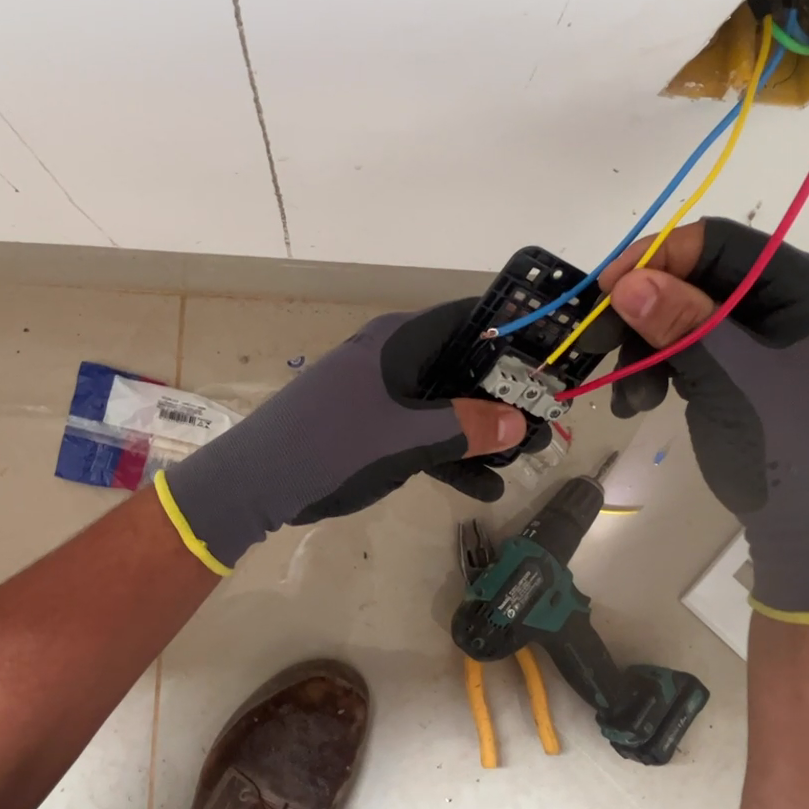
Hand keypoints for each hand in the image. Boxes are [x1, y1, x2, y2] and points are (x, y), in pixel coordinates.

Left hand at [160, 302, 531, 569]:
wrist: (258, 481)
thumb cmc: (332, 442)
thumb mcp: (405, 437)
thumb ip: (465, 427)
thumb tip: (521, 423)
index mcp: (398, 341)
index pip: (467, 320)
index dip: (511, 336)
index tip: (550, 358)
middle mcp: (393, 362)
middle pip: (461, 368)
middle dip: (504, 396)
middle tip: (548, 419)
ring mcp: (382, 399)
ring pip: (445, 408)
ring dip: (483, 433)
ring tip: (529, 456)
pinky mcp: (372, 432)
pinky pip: (423, 437)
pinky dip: (451, 457)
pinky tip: (486, 488)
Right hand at [600, 218, 808, 622]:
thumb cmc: (787, 445)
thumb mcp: (735, 379)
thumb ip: (685, 324)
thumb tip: (627, 281)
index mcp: (802, 284)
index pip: (717, 242)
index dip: (656, 258)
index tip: (604, 292)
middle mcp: (779, 296)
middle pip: (690, 277)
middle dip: (643, 313)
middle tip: (599, 344)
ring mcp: (753, 332)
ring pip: (675, 314)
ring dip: (642, 350)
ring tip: (631, 397)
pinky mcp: (730, 363)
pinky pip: (678, 347)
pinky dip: (651, 369)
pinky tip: (638, 402)